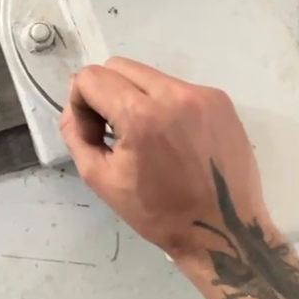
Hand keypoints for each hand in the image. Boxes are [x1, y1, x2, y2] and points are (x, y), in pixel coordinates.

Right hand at [59, 58, 268, 261]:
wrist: (225, 231)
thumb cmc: (157, 212)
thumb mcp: (99, 178)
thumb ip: (75, 134)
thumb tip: (73, 108)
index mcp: (141, 116)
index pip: (90, 78)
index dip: (81, 103)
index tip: (94, 133)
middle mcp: (174, 95)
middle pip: (117, 67)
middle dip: (105, 93)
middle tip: (114, 132)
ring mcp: (202, 94)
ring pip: (147, 74)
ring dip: (134, 96)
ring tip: (146, 136)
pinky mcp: (221, 100)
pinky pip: (176, 86)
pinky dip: (163, 103)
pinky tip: (172, 137)